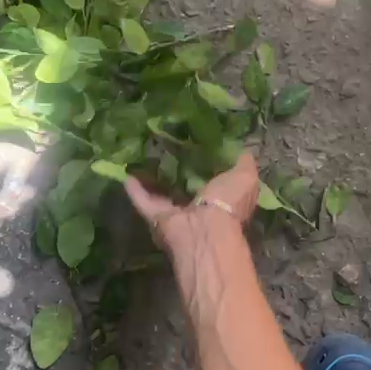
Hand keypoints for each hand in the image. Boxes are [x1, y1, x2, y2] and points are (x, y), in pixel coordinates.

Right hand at [125, 153, 259, 260]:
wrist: (204, 230)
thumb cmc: (227, 202)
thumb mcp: (245, 177)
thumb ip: (243, 162)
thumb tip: (241, 148)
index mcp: (220, 197)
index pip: (212, 177)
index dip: (204, 160)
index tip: (193, 139)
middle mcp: (198, 207)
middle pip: (184, 184)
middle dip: (175, 168)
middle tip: (164, 144)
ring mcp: (176, 213)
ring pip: (162, 192)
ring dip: (152, 177)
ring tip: (142, 155)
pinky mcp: (157, 217)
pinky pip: (143, 201)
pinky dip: (135, 190)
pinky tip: (125, 173)